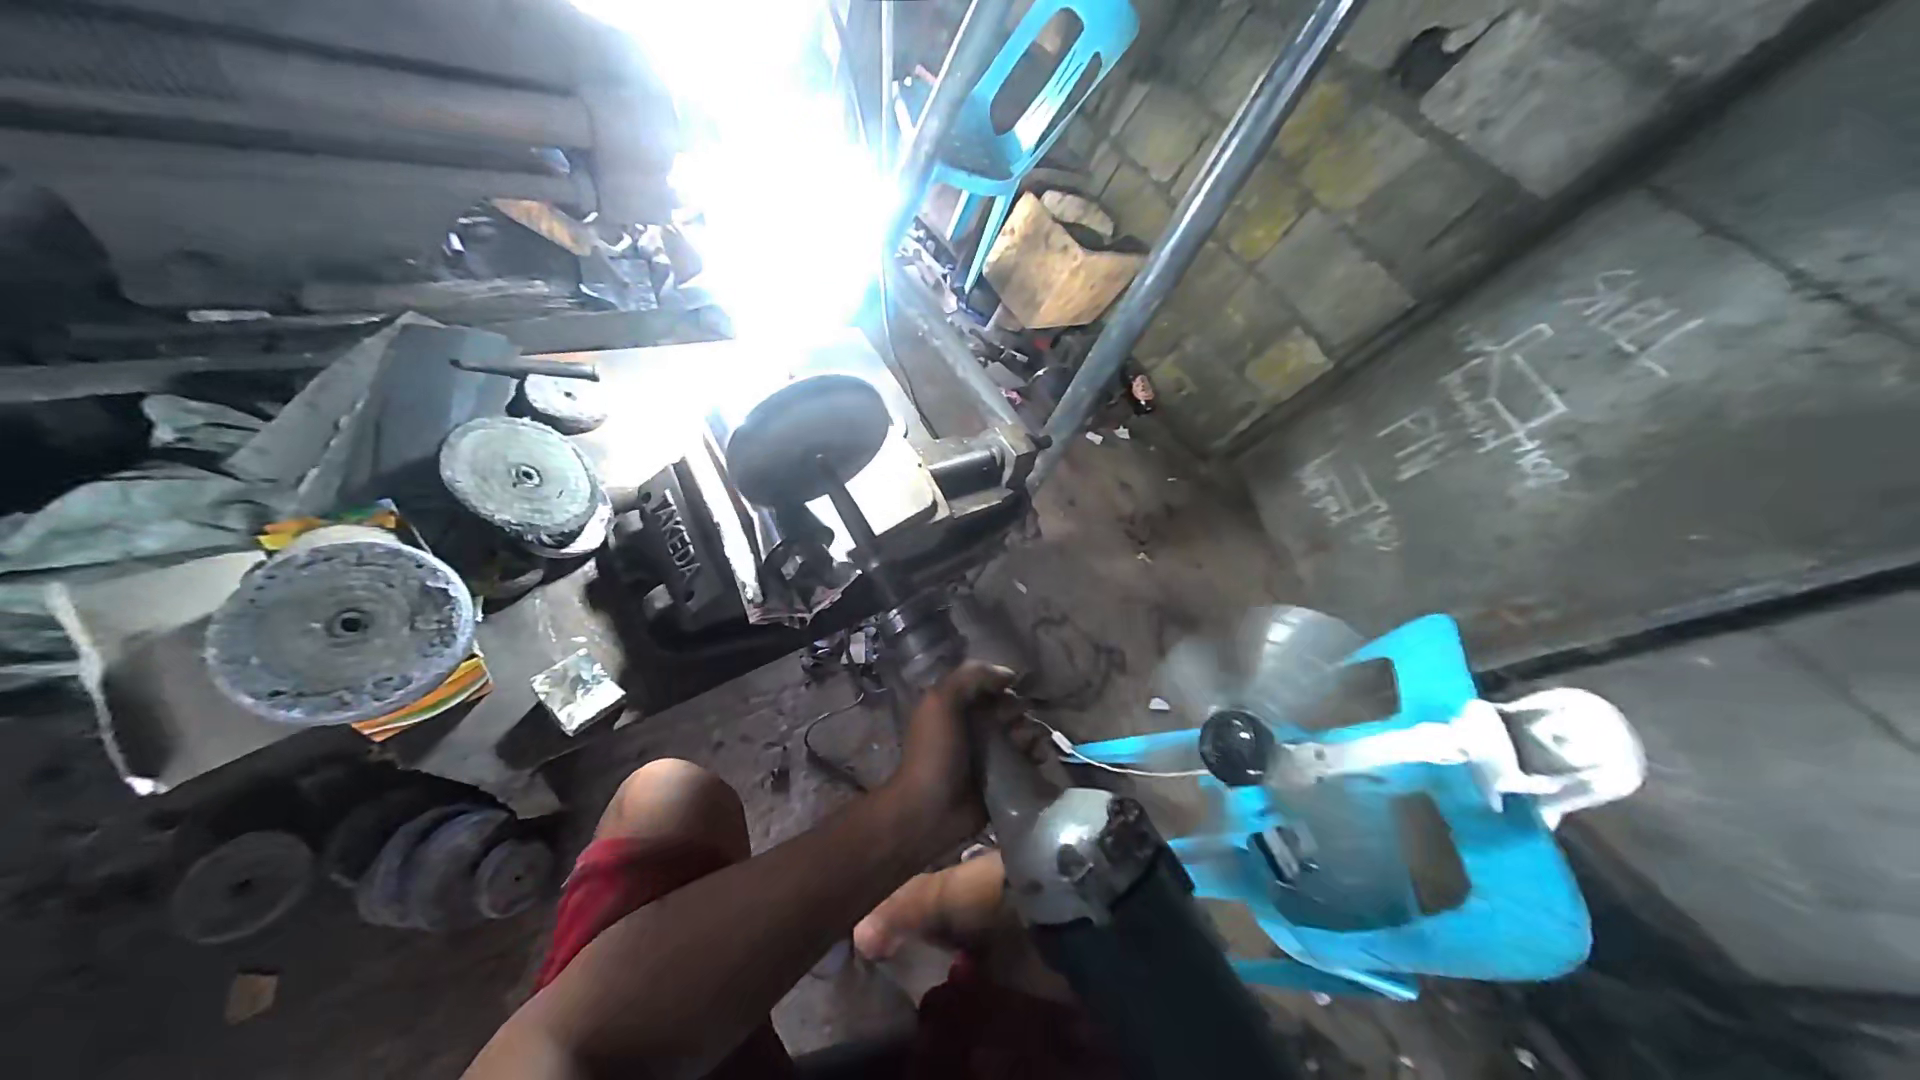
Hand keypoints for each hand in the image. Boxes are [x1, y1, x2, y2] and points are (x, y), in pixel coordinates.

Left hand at [880, 661, 1017, 850]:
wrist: (929, 809)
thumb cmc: (934, 751)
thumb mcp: (941, 701)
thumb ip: (970, 677)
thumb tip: (1009, 674)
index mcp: (957, 706)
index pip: (989, 686)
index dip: (1004, 685)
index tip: (1016, 689)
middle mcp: (974, 726)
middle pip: (1009, 709)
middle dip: (1020, 713)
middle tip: (1017, 727)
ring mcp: (990, 753)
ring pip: (1022, 734)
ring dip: (1031, 735)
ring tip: (1029, 746)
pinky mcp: (1003, 778)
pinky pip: (1027, 761)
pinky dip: (1036, 757)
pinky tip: (1038, 759)